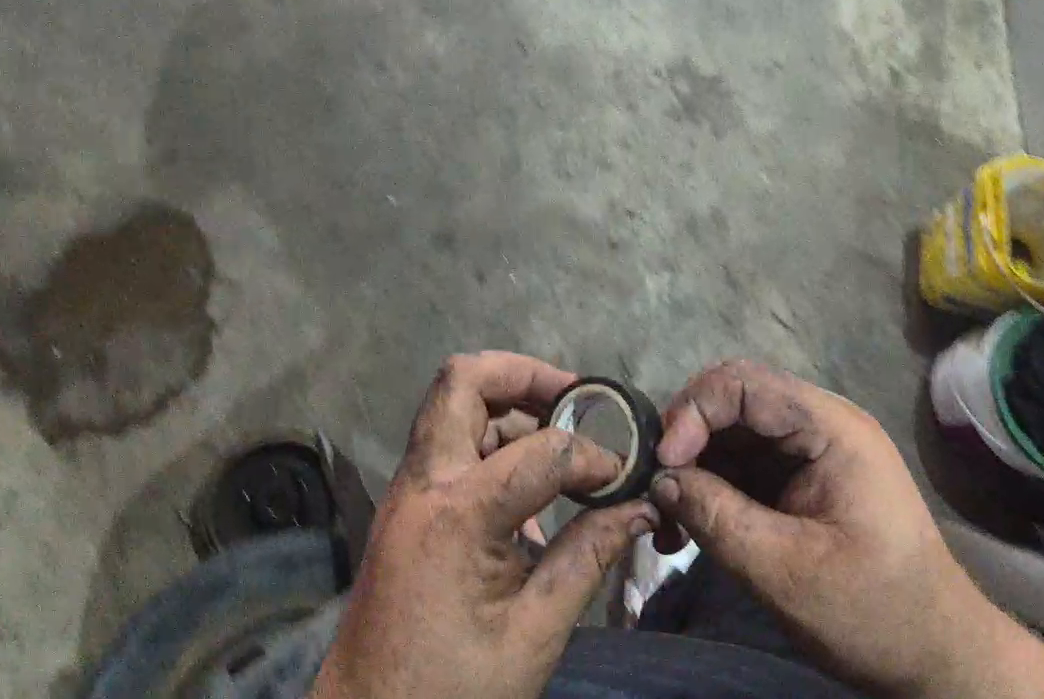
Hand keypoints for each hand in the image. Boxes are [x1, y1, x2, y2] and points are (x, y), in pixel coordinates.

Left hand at [311, 353, 658, 698]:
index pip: (540, 450)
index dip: (592, 456)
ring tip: (558, 436)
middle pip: (463, 379)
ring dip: (506, 404)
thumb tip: (638, 507)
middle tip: (575, 401)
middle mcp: (423, 481)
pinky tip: (527, 481)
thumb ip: (586, 558)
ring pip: (451, 404)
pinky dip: (488, 438)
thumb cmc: (450, 687)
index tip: (621, 478)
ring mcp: (406, 488)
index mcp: (458, 514)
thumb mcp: (533, 633)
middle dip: (524, 375)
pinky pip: (446, 443)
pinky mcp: (405, 503)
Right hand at [652, 360, 1043, 698]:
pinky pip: (741, 462)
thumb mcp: (786, 572)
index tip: (665, 463)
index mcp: (831, 429)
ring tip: (668, 513)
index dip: (694, 412)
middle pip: (733, 399)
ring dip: (693, 464)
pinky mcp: (799, 478)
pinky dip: (709, 484)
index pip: (743, 384)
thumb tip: (660, 480)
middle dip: (688, 436)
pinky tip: (688, 522)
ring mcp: (810, 450)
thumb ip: (718, 518)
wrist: (938, 658)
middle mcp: (819, 425)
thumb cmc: (874, 613)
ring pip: (731, 431)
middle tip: (659, 485)